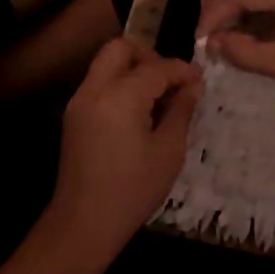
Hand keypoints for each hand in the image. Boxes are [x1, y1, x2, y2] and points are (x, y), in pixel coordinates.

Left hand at [43, 38, 202, 261]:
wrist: (83, 224)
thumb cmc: (133, 190)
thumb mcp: (168, 151)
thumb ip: (181, 110)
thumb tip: (193, 86)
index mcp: (120, 96)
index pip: (156, 68)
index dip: (182, 70)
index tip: (200, 80)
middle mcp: (94, 90)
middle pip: (120, 48)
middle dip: (150, 56)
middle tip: (171, 82)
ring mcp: (79, 102)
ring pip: (106, 64)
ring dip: (134, 70)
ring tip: (159, 99)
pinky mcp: (74, 117)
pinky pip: (99, 85)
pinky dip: (121, 86)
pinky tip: (141, 113)